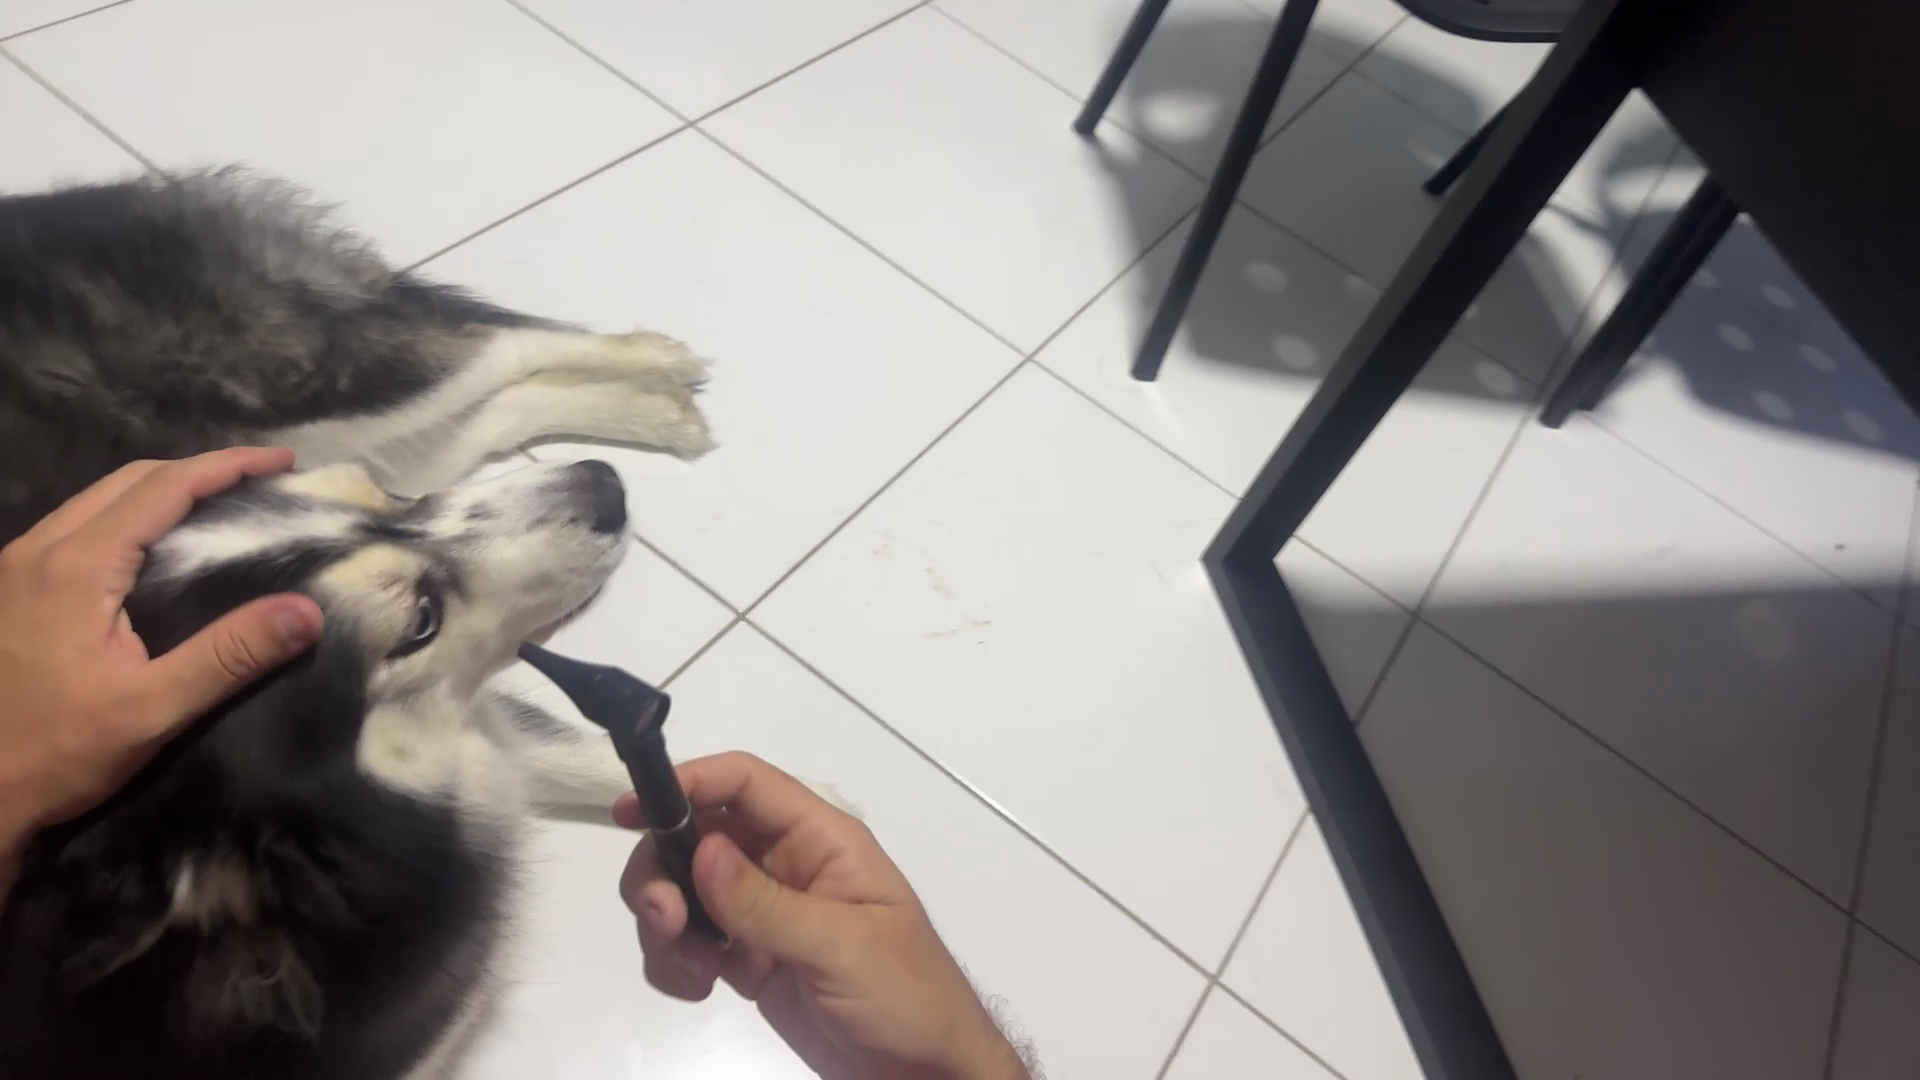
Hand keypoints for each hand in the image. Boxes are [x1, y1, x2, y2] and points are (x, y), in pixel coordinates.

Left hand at [0, 450, 324, 864]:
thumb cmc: (52, 750)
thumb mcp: (152, 707)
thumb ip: (232, 655)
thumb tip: (310, 610)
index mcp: (72, 571)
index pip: (160, 491)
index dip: (226, 467)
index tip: (284, 462)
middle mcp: (36, 557)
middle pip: (127, 482)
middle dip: (202, 469)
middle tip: (267, 478)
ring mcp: (17, 574)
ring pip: (102, 501)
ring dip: (170, 489)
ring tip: (230, 501)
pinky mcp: (16, 595)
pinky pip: (88, 528)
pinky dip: (143, 514)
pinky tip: (173, 542)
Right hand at [617, 752, 1030, 1079]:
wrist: (922, 1068)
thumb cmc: (903, 991)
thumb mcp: (841, 945)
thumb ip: (767, 903)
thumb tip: (701, 849)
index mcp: (820, 837)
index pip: (748, 784)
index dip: (690, 781)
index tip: (629, 809)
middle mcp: (787, 862)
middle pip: (702, 833)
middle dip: (665, 868)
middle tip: (663, 919)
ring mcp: (766, 908)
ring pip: (687, 886)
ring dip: (668, 920)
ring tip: (692, 968)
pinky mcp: (750, 954)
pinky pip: (693, 938)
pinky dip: (678, 960)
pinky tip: (704, 988)